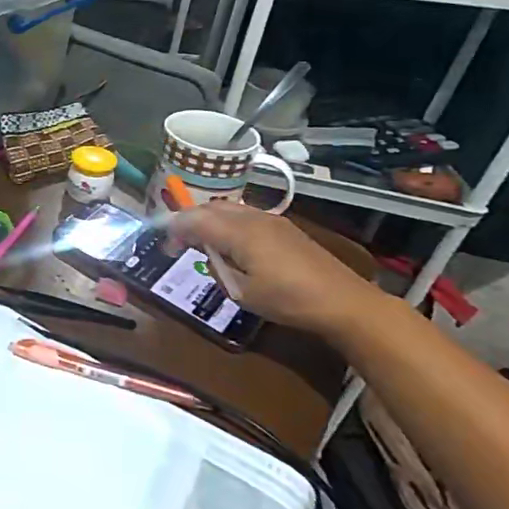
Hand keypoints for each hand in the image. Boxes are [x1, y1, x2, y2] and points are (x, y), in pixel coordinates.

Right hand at [168, 202, 383, 338]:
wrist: (343, 301)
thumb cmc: (288, 300)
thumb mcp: (241, 293)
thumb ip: (217, 269)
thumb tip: (208, 258)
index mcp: (238, 232)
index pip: (194, 218)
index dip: (174, 227)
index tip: (165, 245)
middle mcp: (252, 217)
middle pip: (210, 207)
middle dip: (189, 220)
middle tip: (179, 243)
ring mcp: (270, 219)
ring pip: (228, 208)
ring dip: (209, 219)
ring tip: (202, 243)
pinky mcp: (284, 226)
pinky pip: (245, 214)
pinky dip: (228, 222)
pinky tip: (231, 243)